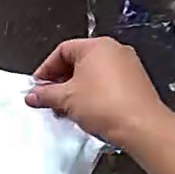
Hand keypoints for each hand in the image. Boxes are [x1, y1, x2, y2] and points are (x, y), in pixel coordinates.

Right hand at [26, 37, 174, 149]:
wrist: (141, 127)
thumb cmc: (105, 106)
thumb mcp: (66, 99)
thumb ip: (45, 94)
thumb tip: (33, 95)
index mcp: (96, 46)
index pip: (62, 51)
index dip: (46, 69)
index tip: (38, 86)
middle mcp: (114, 50)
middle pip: (77, 61)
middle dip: (60, 80)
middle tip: (49, 98)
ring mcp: (128, 66)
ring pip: (92, 73)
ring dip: (75, 89)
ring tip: (66, 107)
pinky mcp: (135, 83)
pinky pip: (107, 83)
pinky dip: (93, 94)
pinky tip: (86, 111)